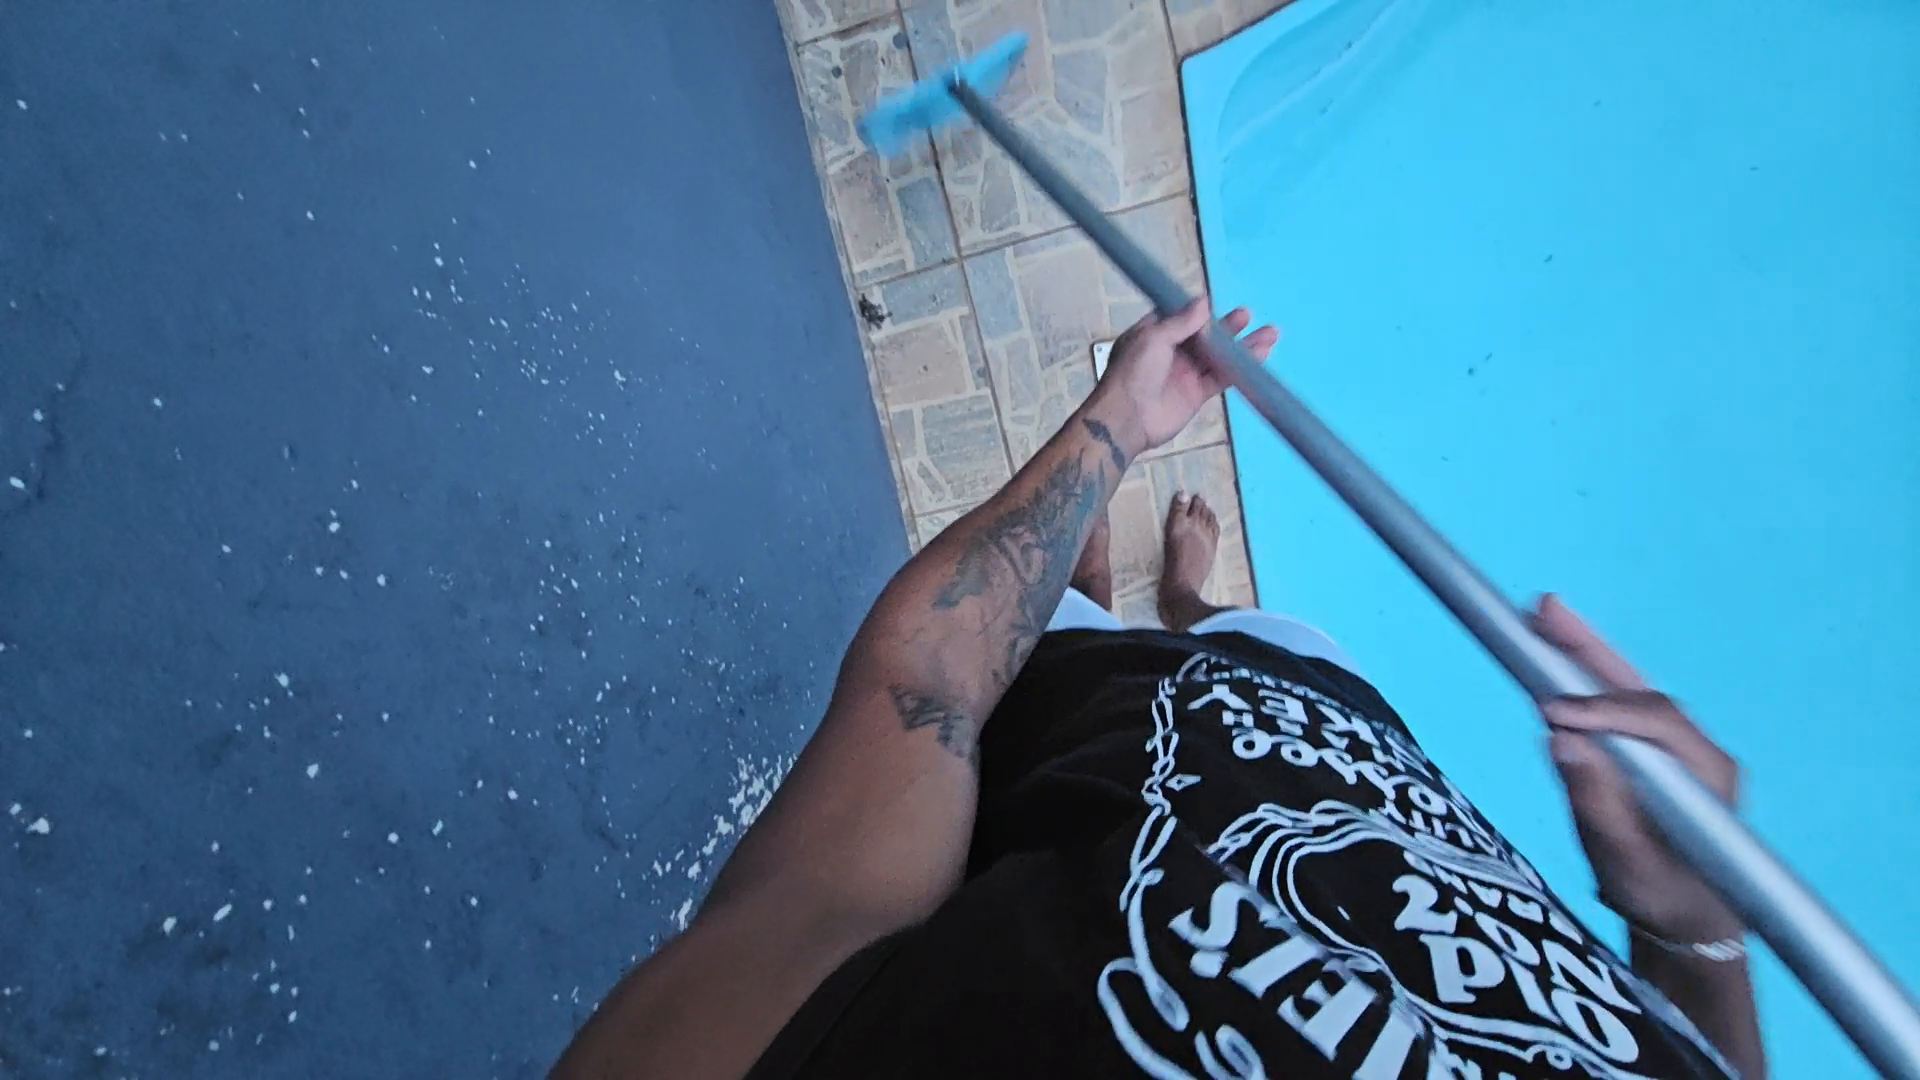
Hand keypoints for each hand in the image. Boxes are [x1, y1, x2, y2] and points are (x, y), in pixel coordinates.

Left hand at [1085, 299, 1278, 456]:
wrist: (1126, 419)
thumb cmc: (1132, 374)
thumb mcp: (1152, 339)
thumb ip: (1180, 322)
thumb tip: (1203, 302)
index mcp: (1152, 336)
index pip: (1179, 318)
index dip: (1198, 311)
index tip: (1216, 304)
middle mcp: (1169, 353)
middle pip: (1203, 335)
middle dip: (1225, 326)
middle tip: (1246, 315)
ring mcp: (1184, 374)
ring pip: (1217, 356)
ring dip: (1242, 346)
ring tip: (1270, 333)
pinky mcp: (1196, 394)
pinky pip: (1222, 377)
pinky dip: (1240, 368)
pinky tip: (1261, 355)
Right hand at [1533, 595, 1745, 943]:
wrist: (1679, 915)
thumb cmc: (1657, 891)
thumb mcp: (1624, 858)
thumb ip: (1597, 800)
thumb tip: (1562, 740)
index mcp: (1705, 774)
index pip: (1656, 722)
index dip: (1603, 711)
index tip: (1551, 713)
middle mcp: (1690, 748)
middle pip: (1635, 685)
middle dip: (1586, 647)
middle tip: (1541, 608)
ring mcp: (1664, 746)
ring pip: (1619, 686)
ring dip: (1574, 650)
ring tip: (1534, 617)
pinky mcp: (1636, 748)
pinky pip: (1604, 701)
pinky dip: (1571, 673)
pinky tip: (1542, 650)